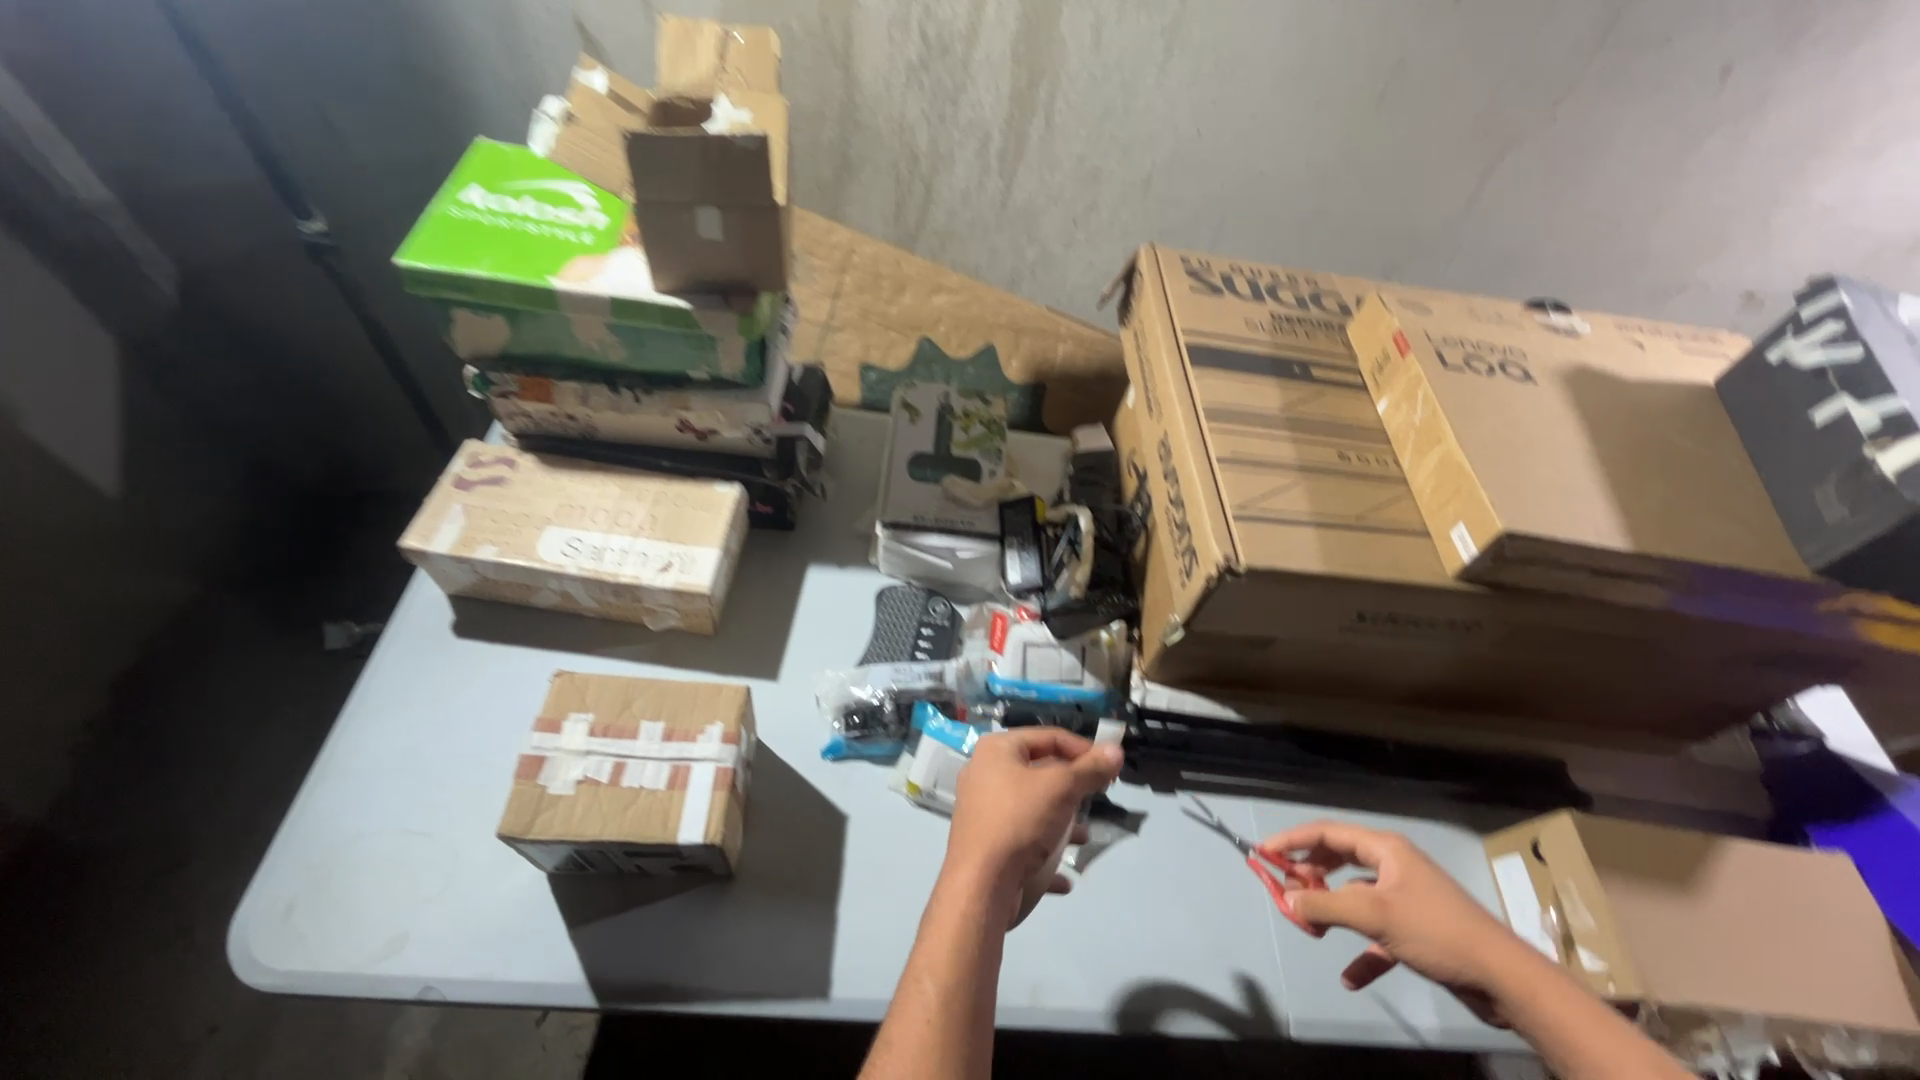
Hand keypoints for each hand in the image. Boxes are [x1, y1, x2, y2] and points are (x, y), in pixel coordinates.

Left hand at [943, 728, 1122, 912]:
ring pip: (1032, 809)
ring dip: (1061, 824)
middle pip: (1039, 773)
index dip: (1083, 748)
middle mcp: (984, 775)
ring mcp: (982, 812)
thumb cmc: (1020, 822)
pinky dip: (1045, 855)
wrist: (981, 886)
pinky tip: (1064, 876)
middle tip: (1095, 799)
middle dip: (1071, 789)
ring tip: (1083, 838)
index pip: (1049, 737)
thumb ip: (1090, 769)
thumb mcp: (1062, 788)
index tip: (1109, 768)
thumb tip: (1115, 750)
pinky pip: (1022, 843)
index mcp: (997, 750)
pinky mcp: (986, 846)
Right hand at [1259, 821, 1535, 1019]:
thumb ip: (1324, 905)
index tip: (1262, 854)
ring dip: (1332, 912)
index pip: (1328, 833)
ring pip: (1355, 897)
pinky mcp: (1416, 929)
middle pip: (1339, 861)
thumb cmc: (1435, 932)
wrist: (1502, 977)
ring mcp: (1406, 898)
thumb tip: (1288, 899)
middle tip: (1286, 893)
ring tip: (1312, 928)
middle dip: (1310, 877)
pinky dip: (1360, 952)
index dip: (1292, 841)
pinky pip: (1377, 934)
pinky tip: (1350, 977)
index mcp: (1385, 850)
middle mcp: (1394, 867)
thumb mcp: (1372, 915)